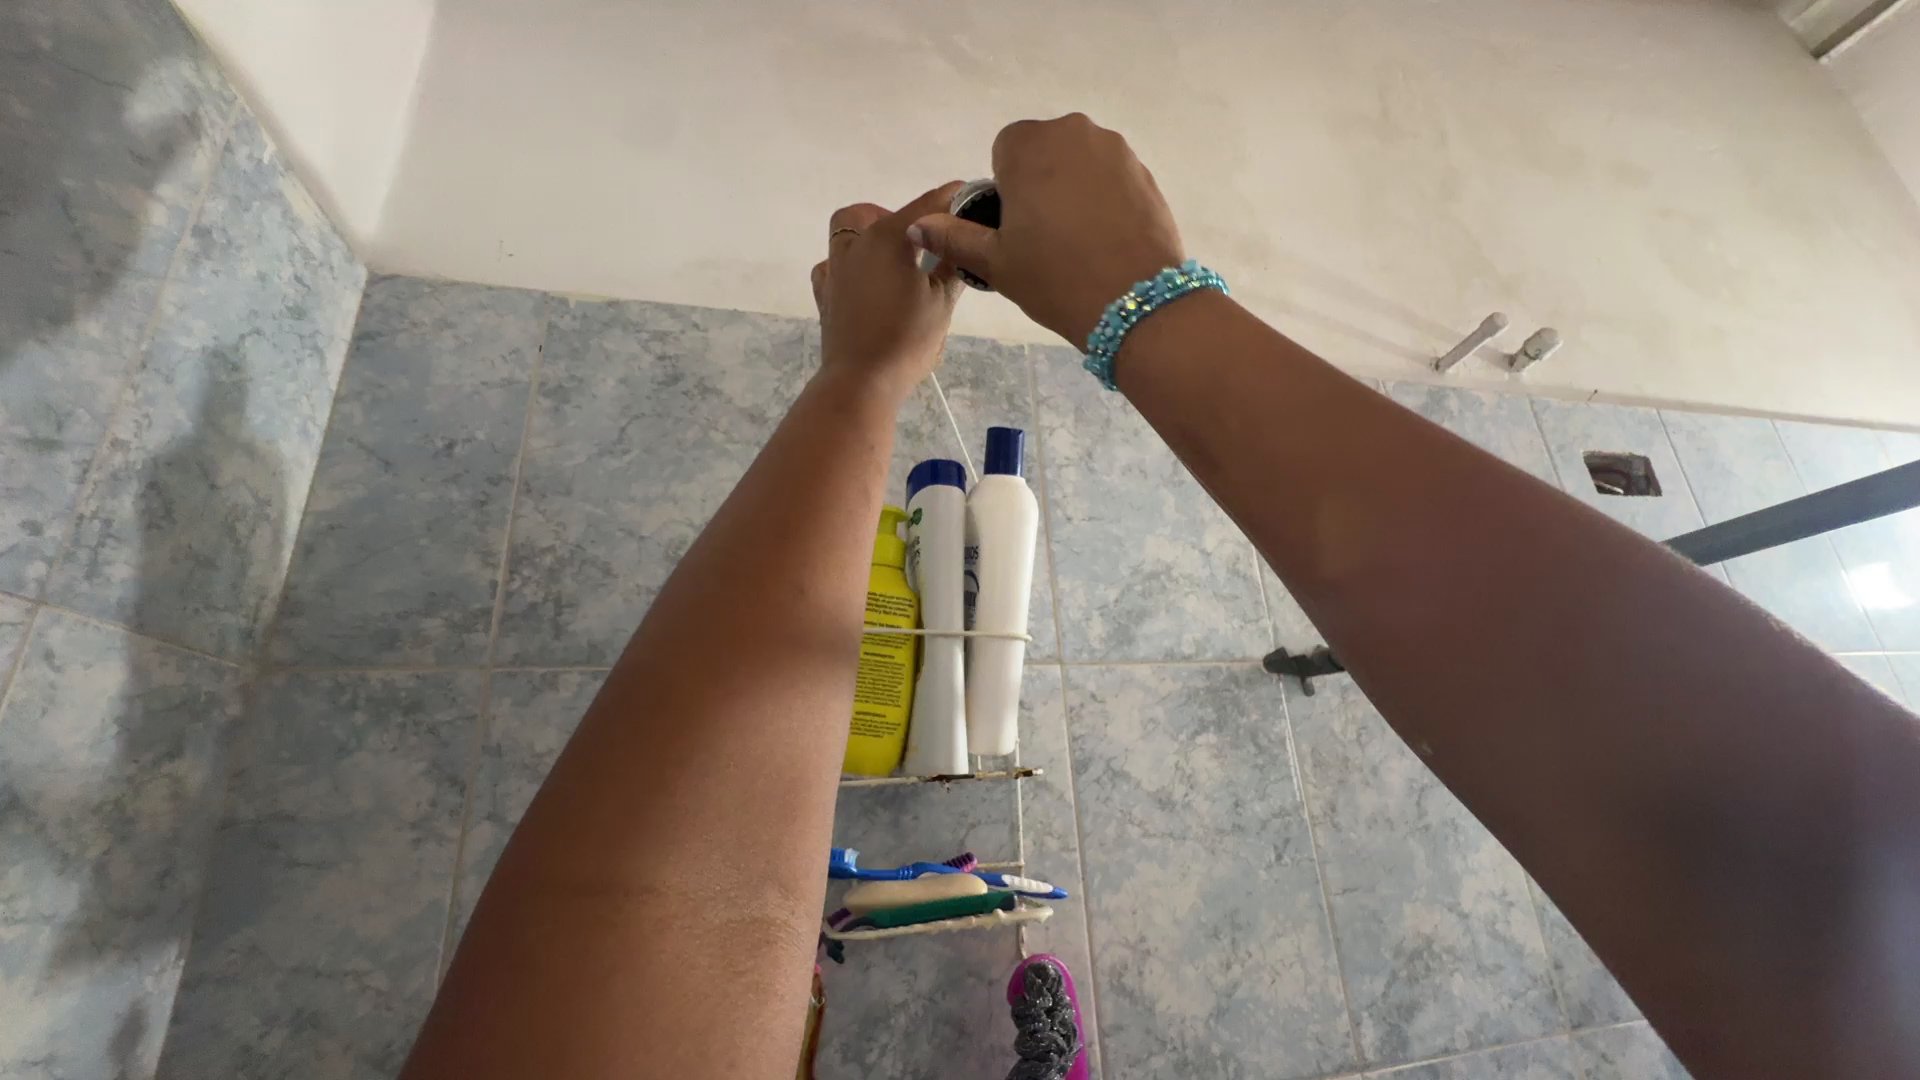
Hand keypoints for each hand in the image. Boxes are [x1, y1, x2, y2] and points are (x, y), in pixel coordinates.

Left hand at [812, 183, 966, 399]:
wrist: (861, 382)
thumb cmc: (906, 340)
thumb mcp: (941, 304)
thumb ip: (951, 267)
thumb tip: (960, 247)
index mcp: (887, 238)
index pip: (927, 206)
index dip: (952, 198)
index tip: (970, 194)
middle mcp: (855, 245)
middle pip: (871, 213)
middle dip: (896, 217)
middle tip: (920, 243)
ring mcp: (834, 270)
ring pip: (845, 234)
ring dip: (867, 237)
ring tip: (893, 263)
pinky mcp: (825, 296)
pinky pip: (833, 267)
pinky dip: (850, 268)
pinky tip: (867, 286)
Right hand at [907, 114, 1184, 347]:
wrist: (1133, 302)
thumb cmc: (1054, 279)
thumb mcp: (995, 262)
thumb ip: (953, 237)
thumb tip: (917, 227)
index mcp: (1030, 146)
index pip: (1004, 149)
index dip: (1004, 188)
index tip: (1013, 228)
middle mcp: (1074, 133)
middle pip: (1044, 152)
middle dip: (1038, 184)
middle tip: (1041, 239)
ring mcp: (1116, 151)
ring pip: (1079, 164)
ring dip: (1070, 191)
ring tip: (1074, 244)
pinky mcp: (1144, 174)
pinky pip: (1110, 179)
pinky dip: (1101, 202)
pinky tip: (1103, 243)